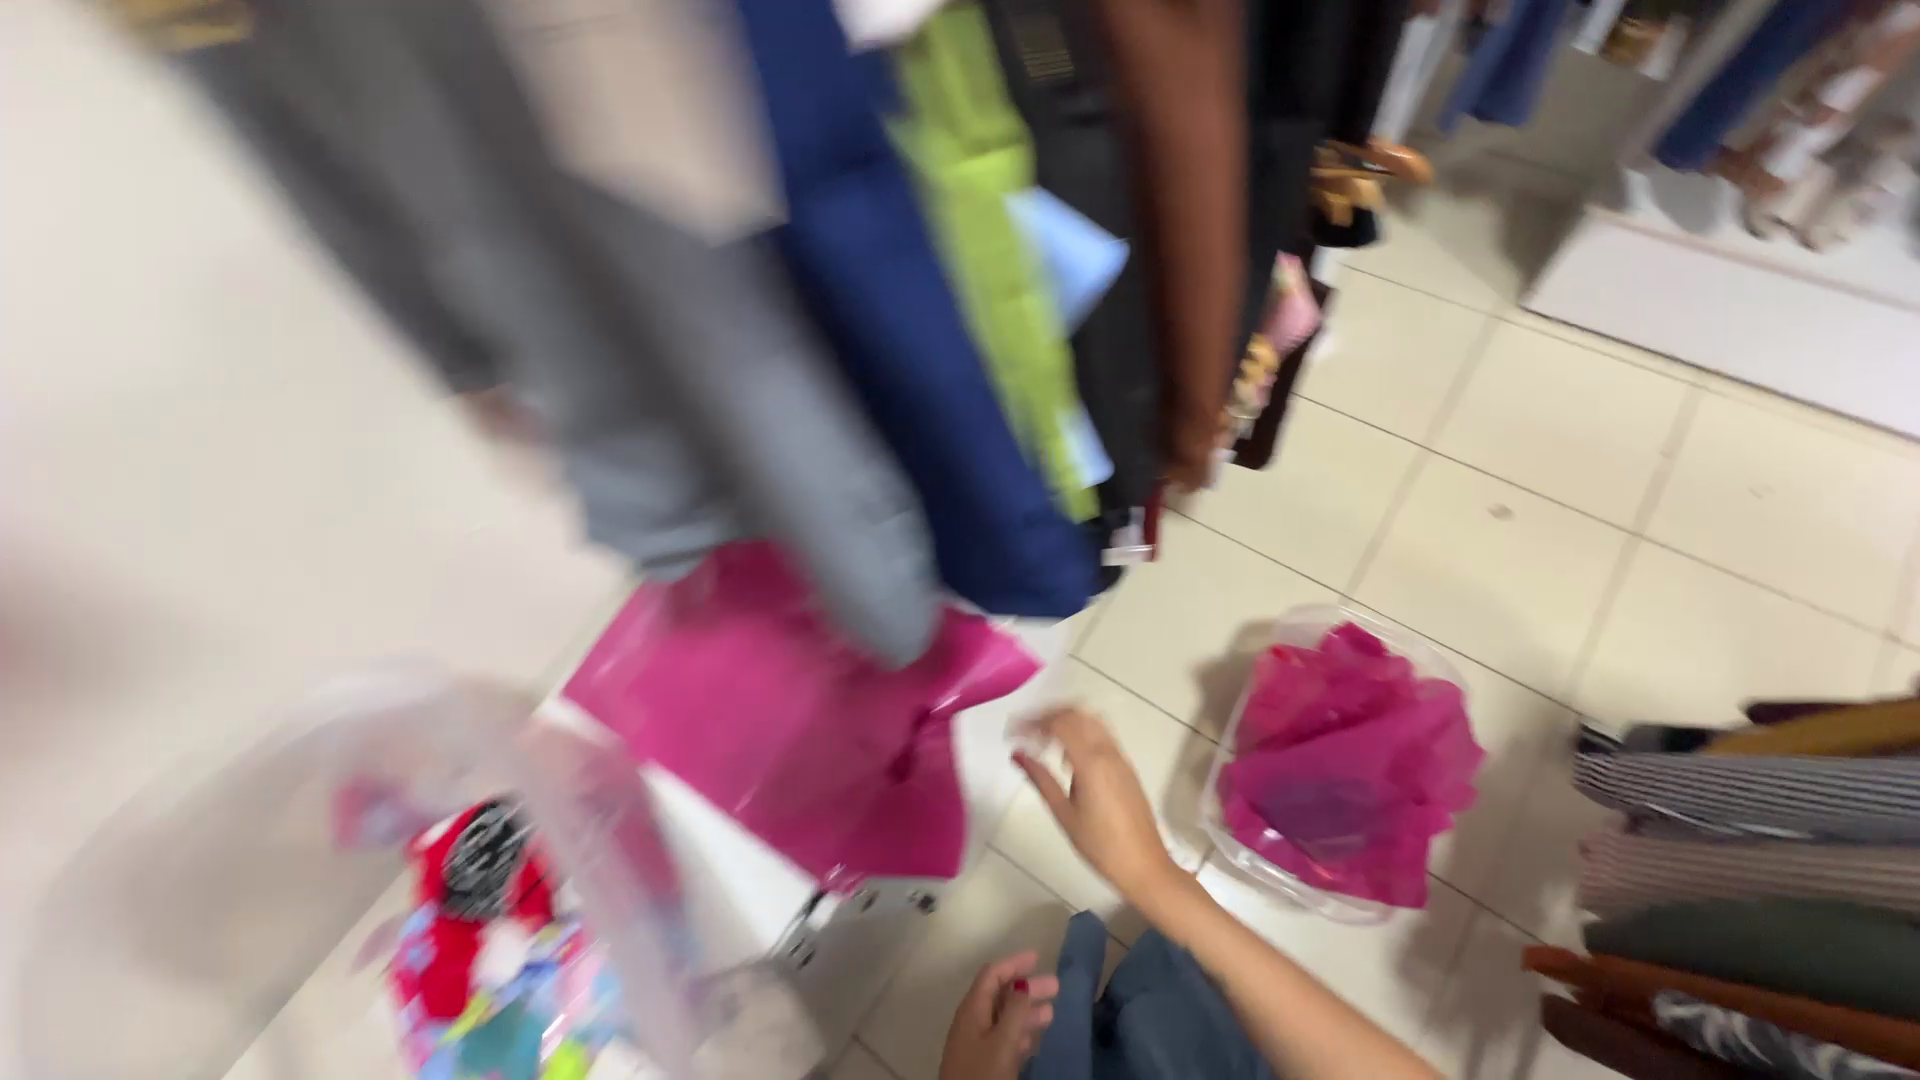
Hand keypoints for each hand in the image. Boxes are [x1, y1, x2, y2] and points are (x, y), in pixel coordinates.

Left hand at [937, 951, 1058, 1079]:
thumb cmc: (982, 1074)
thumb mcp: (1002, 1042)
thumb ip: (1014, 1011)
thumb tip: (1023, 984)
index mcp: (972, 1009)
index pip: (992, 975)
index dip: (1014, 963)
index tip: (1038, 958)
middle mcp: (972, 1021)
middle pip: (1000, 994)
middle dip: (1027, 988)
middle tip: (1056, 987)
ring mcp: (975, 1043)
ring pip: (1003, 1017)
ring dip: (1026, 1012)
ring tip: (1052, 1012)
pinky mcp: (982, 1064)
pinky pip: (1003, 1038)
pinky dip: (1020, 1032)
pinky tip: (1035, 1037)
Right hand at [1012, 706, 1184, 907]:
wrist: (1145, 866)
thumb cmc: (1101, 846)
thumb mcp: (1064, 814)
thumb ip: (1040, 779)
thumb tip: (1017, 754)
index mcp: (1091, 763)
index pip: (1059, 723)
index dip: (1032, 722)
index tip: (1013, 733)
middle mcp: (1108, 752)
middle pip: (1076, 713)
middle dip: (1047, 715)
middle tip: (1025, 732)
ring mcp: (1121, 757)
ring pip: (1091, 720)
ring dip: (1065, 721)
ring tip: (1044, 742)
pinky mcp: (1127, 766)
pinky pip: (1101, 734)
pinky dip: (1080, 733)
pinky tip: (1067, 757)